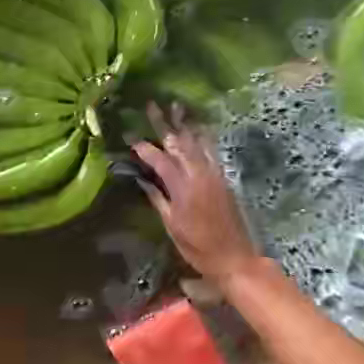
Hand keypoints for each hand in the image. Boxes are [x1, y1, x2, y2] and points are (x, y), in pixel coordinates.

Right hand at [131, 104, 263, 283]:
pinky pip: (210, 152)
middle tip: (152, 104)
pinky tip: (198, 129)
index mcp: (182, 187)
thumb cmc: (196, 246)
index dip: (143, 148)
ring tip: (177, 107)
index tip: (129, 136)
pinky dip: (202, 138)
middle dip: (165, 124)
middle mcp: (199, 176)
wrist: (235, 258)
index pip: (159, 160)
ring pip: (197, 144)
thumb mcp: (171, 224)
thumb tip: (142, 178)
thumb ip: (157, 197)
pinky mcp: (223, 180)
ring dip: (185, 125)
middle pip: (179, 143)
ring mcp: (213, 175)